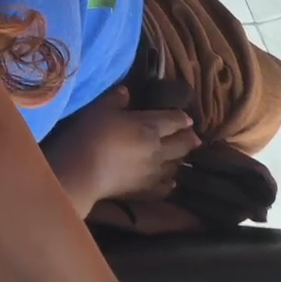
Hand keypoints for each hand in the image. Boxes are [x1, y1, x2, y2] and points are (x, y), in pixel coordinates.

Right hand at [44, 87, 198, 215]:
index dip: (181, 118)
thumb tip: (127, 91)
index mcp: (148, 127)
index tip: (187, 117)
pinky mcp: (148, 190)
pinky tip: (171, 180)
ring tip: (181, 154)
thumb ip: (115, 99)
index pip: (172, 121)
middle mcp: (159, 150)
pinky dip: (171, 180)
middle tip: (195, 136)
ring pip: (176, 165)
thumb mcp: (99, 108)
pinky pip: (167, 185)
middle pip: (181, 144)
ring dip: (180, 158)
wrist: (85, 170)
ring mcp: (156, 173)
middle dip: (189, 139)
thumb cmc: (90, 132)